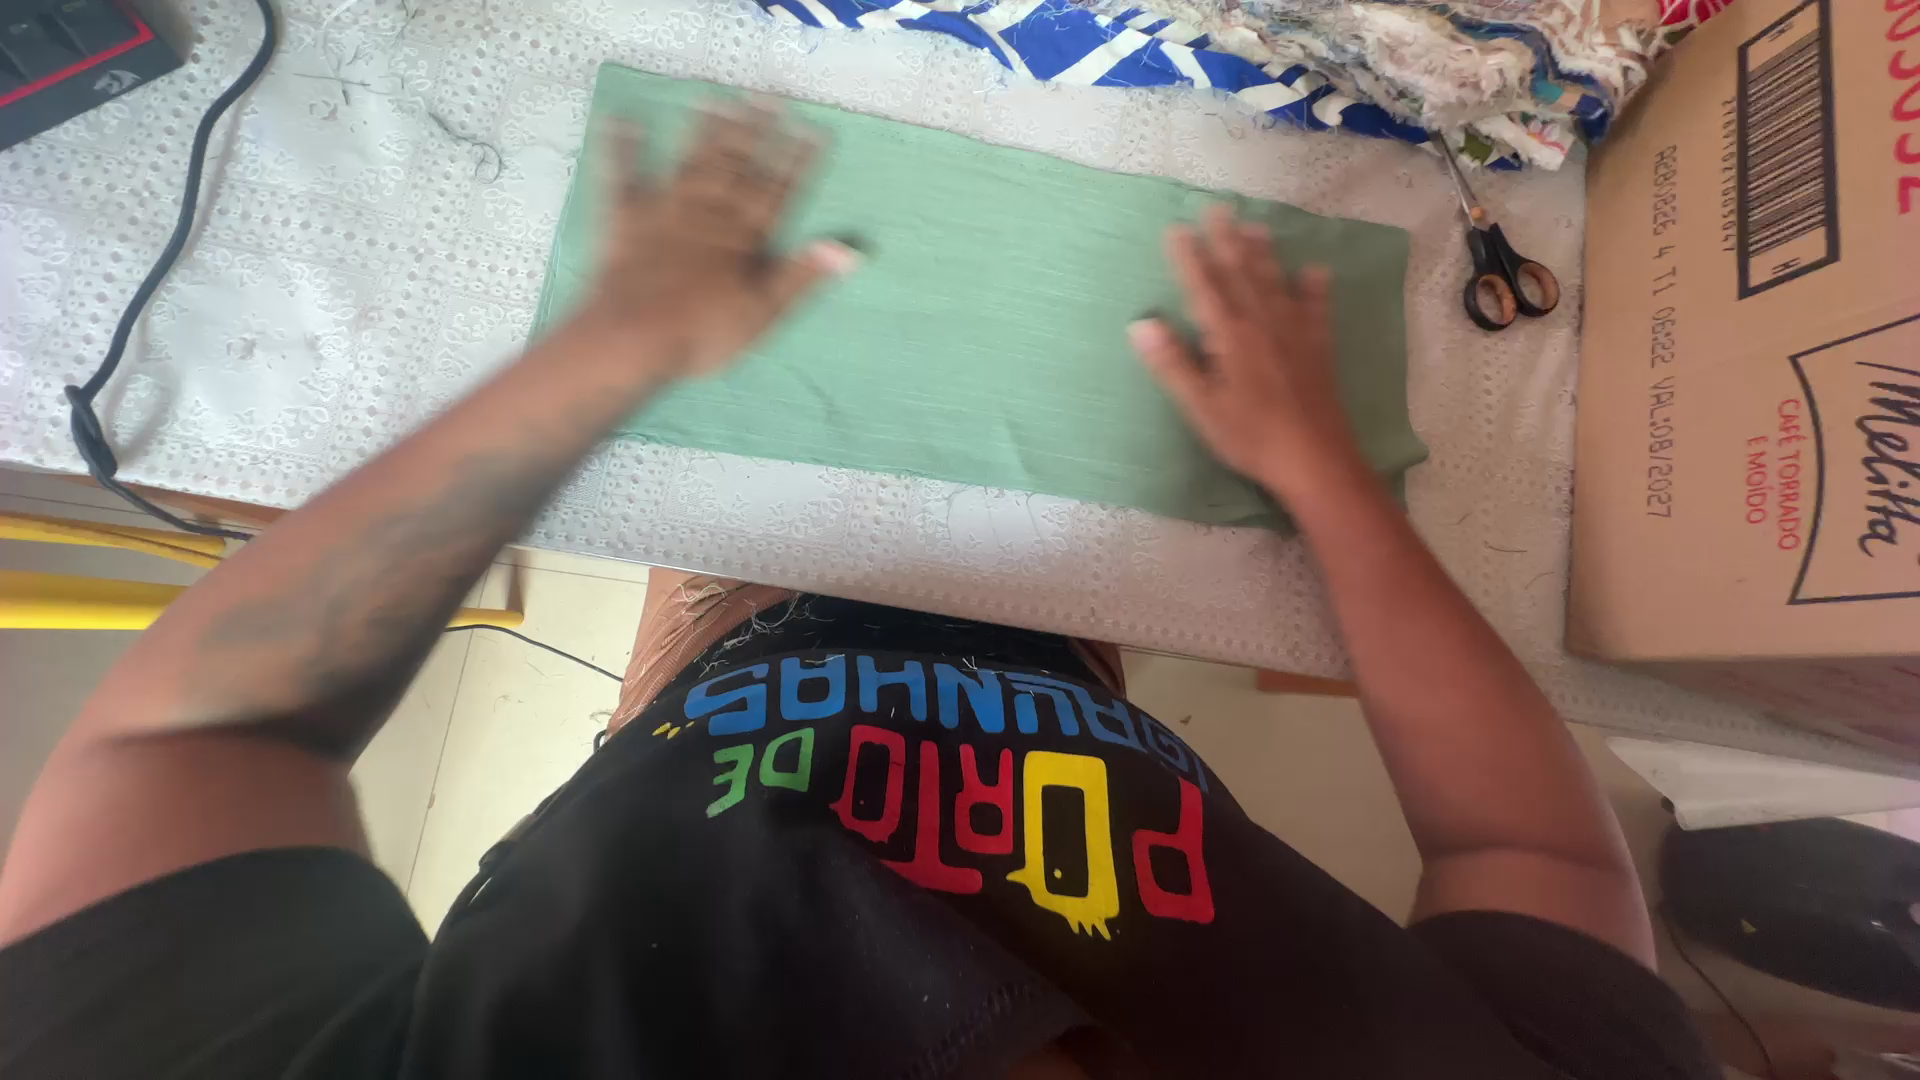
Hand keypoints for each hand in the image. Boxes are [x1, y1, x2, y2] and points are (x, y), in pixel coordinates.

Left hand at [583, 101, 859, 377]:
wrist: (632, 337)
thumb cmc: (704, 332)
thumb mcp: (764, 312)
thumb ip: (802, 277)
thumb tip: (850, 250)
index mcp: (743, 237)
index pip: (777, 191)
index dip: (797, 160)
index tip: (814, 129)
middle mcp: (707, 213)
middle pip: (736, 165)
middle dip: (755, 131)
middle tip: (770, 95)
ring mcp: (665, 212)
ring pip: (690, 163)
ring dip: (705, 129)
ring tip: (719, 97)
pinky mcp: (626, 220)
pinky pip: (623, 177)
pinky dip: (623, 148)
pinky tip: (624, 120)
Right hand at [1128, 204, 1368, 501]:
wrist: (1314, 458)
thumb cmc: (1249, 436)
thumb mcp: (1201, 406)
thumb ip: (1173, 364)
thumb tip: (1141, 324)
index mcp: (1230, 338)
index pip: (1205, 289)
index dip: (1189, 259)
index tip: (1176, 229)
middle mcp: (1263, 325)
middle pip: (1241, 275)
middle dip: (1226, 241)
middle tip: (1217, 209)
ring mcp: (1295, 334)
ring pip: (1275, 283)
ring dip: (1262, 253)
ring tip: (1254, 226)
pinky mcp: (1318, 349)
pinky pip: (1316, 308)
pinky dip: (1313, 287)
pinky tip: (1313, 271)